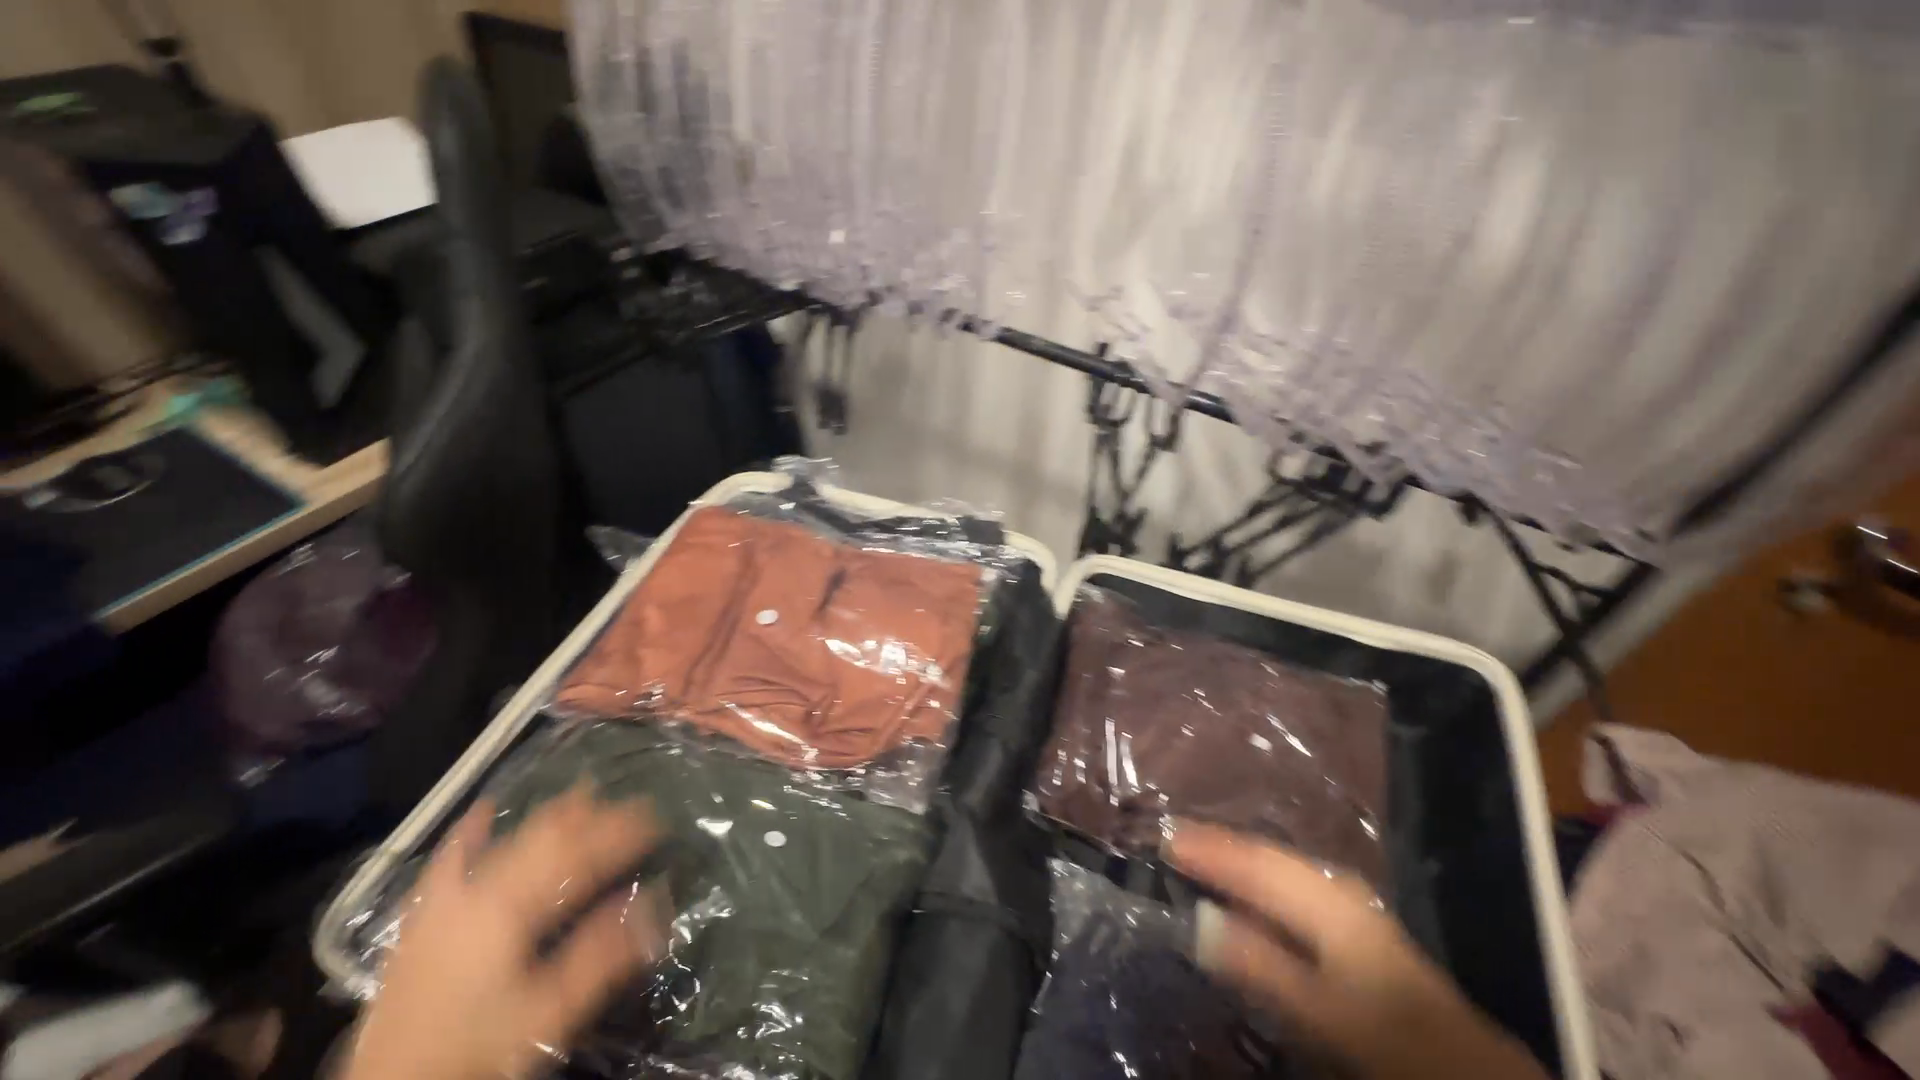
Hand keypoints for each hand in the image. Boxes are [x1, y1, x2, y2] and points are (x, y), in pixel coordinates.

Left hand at [343, 787, 668, 1079]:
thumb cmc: (478, 1047)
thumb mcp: (549, 1011)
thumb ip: (602, 956)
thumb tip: (655, 902)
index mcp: (513, 907)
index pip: (580, 856)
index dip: (621, 834)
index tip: (658, 819)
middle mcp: (480, 888)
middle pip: (545, 839)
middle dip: (594, 817)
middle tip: (632, 802)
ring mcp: (447, 898)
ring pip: (506, 841)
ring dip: (549, 815)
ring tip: (582, 792)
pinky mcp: (423, 915)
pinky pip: (449, 859)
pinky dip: (470, 831)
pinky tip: (483, 808)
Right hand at [1168, 821, 1548, 1079]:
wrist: (1466, 1070)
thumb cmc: (1392, 1038)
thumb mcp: (1324, 1012)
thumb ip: (1261, 965)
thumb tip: (1198, 921)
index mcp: (1329, 901)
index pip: (1256, 862)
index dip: (1208, 848)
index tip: (1161, 836)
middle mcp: (1337, 892)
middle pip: (1267, 859)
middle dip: (1219, 847)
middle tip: (1168, 838)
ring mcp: (1348, 911)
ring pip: (1278, 873)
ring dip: (1236, 863)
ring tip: (1194, 857)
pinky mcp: (1351, 935)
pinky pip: (1289, 892)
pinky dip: (1257, 887)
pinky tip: (1241, 901)